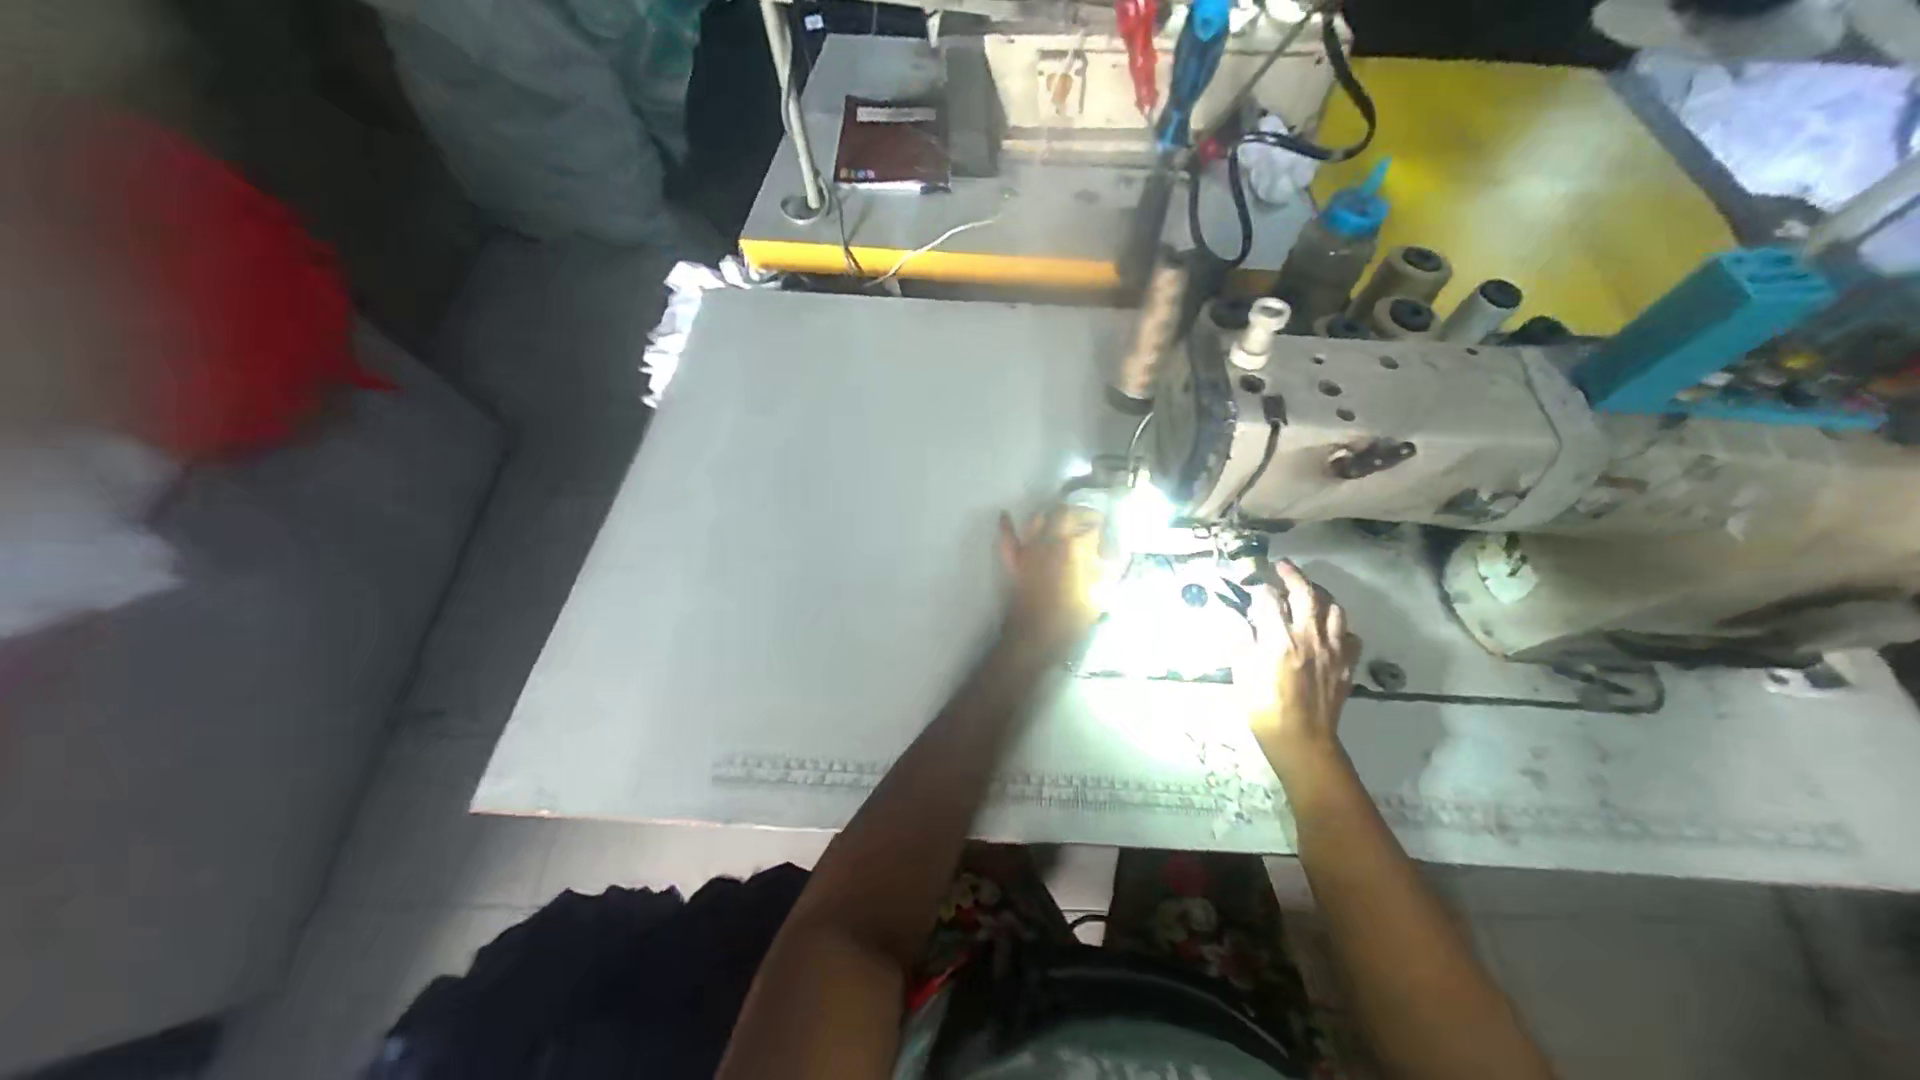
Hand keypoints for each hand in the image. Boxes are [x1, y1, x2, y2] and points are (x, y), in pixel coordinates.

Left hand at [996, 504, 1106, 661]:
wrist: (1032, 640)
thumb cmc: (1069, 624)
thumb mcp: (1097, 600)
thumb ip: (1102, 576)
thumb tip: (1106, 562)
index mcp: (1075, 549)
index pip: (1092, 529)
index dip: (1102, 533)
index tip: (1107, 540)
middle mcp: (1050, 542)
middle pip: (1065, 514)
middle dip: (1080, 514)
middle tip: (1089, 522)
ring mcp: (1028, 550)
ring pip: (1037, 520)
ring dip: (1051, 516)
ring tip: (1061, 522)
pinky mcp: (1012, 562)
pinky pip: (1006, 538)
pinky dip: (1006, 526)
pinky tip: (1005, 516)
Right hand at [1237, 557, 1360, 772]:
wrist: (1301, 739)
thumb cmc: (1263, 707)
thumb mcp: (1241, 671)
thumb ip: (1238, 637)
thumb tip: (1229, 612)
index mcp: (1279, 639)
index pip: (1269, 599)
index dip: (1259, 586)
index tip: (1252, 581)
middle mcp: (1310, 637)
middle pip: (1307, 593)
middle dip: (1293, 575)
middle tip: (1282, 567)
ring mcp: (1333, 650)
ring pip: (1335, 609)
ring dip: (1321, 596)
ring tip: (1309, 594)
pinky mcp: (1347, 664)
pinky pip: (1350, 635)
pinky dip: (1339, 627)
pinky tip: (1328, 631)